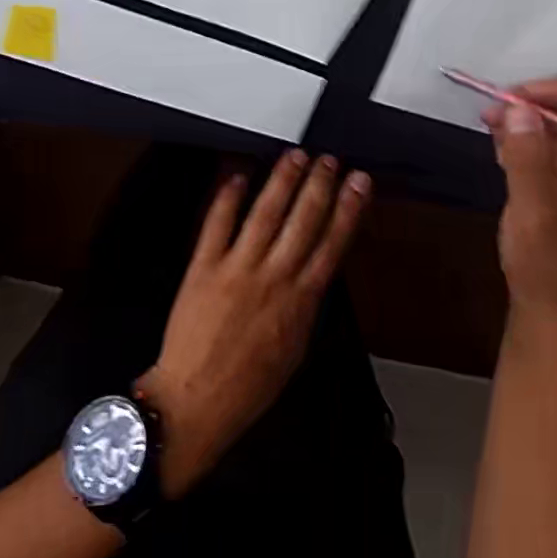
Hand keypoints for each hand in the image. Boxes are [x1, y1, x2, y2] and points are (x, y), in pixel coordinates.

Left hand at [137, 150, 371, 498]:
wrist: (198, 400)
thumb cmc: (247, 385)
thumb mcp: (293, 348)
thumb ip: (303, 306)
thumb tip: (311, 277)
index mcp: (300, 301)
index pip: (332, 243)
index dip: (348, 209)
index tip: (358, 184)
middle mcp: (273, 279)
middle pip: (304, 221)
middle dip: (320, 185)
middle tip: (330, 160)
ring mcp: (237, 270)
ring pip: (266, 214)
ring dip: (283, 182)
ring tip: (295, 157)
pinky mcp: (204, 268)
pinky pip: (217, 224)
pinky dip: (228, 198)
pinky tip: (238, 176)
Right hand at [483, 75, 556, 332]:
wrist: (551, 311)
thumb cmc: (553, 266)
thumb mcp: (538, 210)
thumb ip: (528, 156)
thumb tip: (517, 108)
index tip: (526, 95)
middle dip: (545, 101)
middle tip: (499, 104)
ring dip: (529, 116)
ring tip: (489, 117)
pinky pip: (551, 145)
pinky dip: (524, 135)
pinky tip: (498, 137)